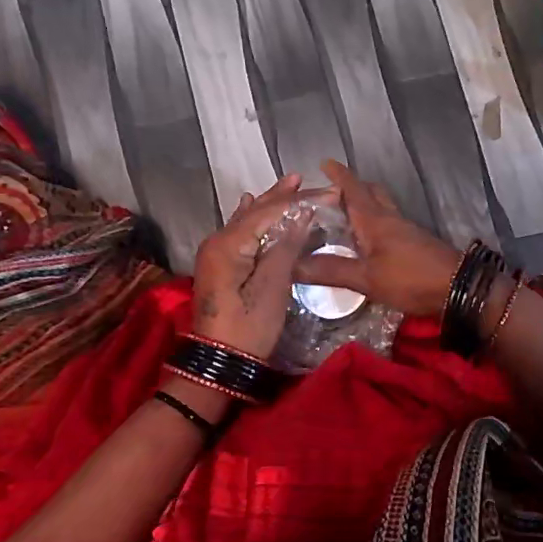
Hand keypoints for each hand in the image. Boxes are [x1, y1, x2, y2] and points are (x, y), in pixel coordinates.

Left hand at [190, 175, 333, 360]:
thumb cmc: (248, 327)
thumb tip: (301, 215)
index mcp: (229, 244)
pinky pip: (238, 234)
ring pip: (246, 221)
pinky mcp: (218, 268)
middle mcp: (217, 242)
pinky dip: (252, 220)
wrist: (219, 361)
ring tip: (287, 186)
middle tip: (306, 180)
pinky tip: (249, 205)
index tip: (328, 193)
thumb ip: (285, 247)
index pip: (268, 212)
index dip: (298, 201)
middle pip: (254, 212)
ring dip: (267, 205)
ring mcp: (214, 255)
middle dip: (281, 197)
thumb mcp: (272, 288)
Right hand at [293, 160, 461, 316]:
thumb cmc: (410, 278)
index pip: (354, 189)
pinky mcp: (414, 246)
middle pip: (372, 194)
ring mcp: (405, 232)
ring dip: (364, 207)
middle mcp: (390, 219)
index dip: (339, 176)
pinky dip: (374, 226)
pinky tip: (367, 243)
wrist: (456, 288)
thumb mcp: (366, 278)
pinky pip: (389, 227)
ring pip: (381, 210)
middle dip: (352, 188)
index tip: (325, 162)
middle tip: (333, 194)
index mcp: (375, 220)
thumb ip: (331, 271)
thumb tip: (292, 265)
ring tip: (344, 219)